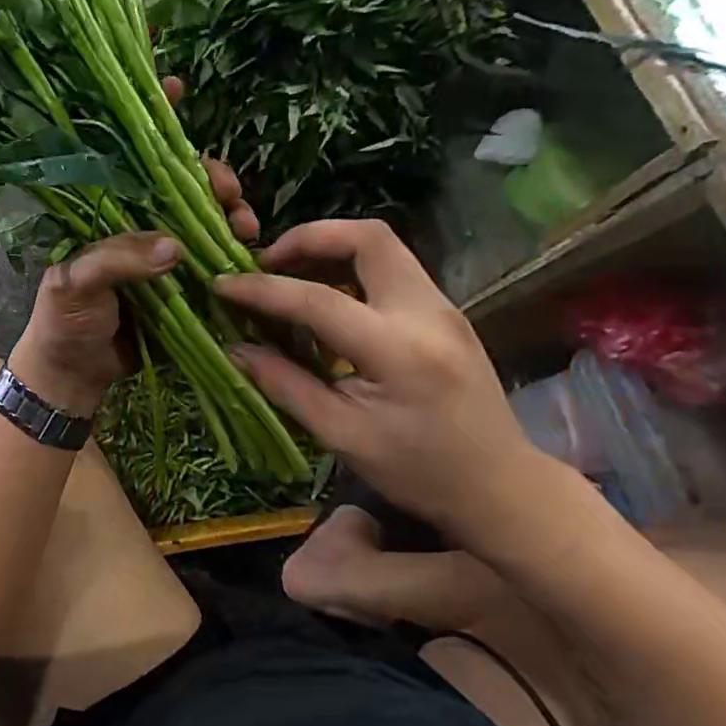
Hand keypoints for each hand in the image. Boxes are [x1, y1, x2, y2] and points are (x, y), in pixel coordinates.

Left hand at [6, 78, 255, 416]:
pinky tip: (249, 245)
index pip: (124, 153)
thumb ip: (116, 260)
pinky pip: (214, 251)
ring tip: (244, 222)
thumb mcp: (75, 284)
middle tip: (228, 191)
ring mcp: (161, 247)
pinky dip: (234, 245)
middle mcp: (135, 219)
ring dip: (229, 209)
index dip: (149, 116)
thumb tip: (175, 247)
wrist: (77, 373)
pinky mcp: (184, 278)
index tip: (174, 84)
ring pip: (203, 212)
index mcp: (102, 210)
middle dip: (208, 175)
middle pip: (178, 179)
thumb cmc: (64, 320)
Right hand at [213, 219, 552, 544]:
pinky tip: (324, 296)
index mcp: (399, 351)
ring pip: (382, 245)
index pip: (318, 300)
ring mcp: (442, 306)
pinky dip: (349, 267)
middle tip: (268, 261)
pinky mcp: (443, 311)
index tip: (223, 283)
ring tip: (289, 274)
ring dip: (329, 247)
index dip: (262, 289)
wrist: (503, 488)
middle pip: (368, 236)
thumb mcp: (343, 437)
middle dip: (309, 237)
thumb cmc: (421, 472)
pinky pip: (391, 267)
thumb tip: (235, 349)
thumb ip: (285, 385)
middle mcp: (426, 312)